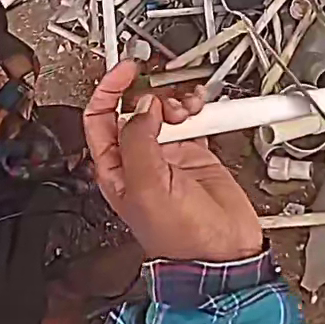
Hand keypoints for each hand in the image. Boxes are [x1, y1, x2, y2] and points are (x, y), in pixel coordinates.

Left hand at [84, 60, 262, 262]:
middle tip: (165, 94)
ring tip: (188, 109)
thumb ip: (140, 142)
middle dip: (149, 95)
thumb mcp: (148, 189)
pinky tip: (201, 109)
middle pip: (135, 110)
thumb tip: (145, 108)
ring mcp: (169, 154)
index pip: (99, 119)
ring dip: (176, 101)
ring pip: (164, 111)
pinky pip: (193, 119)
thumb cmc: (182, 238)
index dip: (108, 91)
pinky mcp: (196, 152)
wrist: (225, 252)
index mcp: (116, 169)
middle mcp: (140, 159)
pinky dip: (198, 108)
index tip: (126, 71)